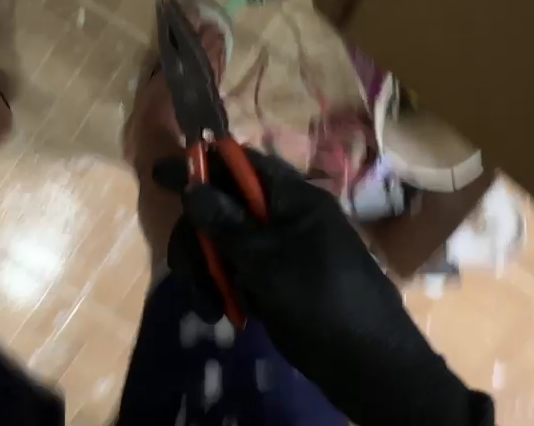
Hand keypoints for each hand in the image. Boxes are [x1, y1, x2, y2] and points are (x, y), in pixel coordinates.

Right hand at [154, 150, 492, 424]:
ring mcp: (280, 249)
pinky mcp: (276, 281)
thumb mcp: (266, 260)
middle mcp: (282, 216)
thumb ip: (225, 222)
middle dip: (198, 236)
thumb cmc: (321, 301)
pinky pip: (237, 271)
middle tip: (186, 267)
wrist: (373, 370)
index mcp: (291, 197)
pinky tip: (221, 313)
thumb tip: (192, 185)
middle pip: (222, 205)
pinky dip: (223, 288)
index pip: (238, 162)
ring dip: (206, 269)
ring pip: (224, 242)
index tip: (160, 175)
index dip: (200, 163)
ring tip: (206, 303)